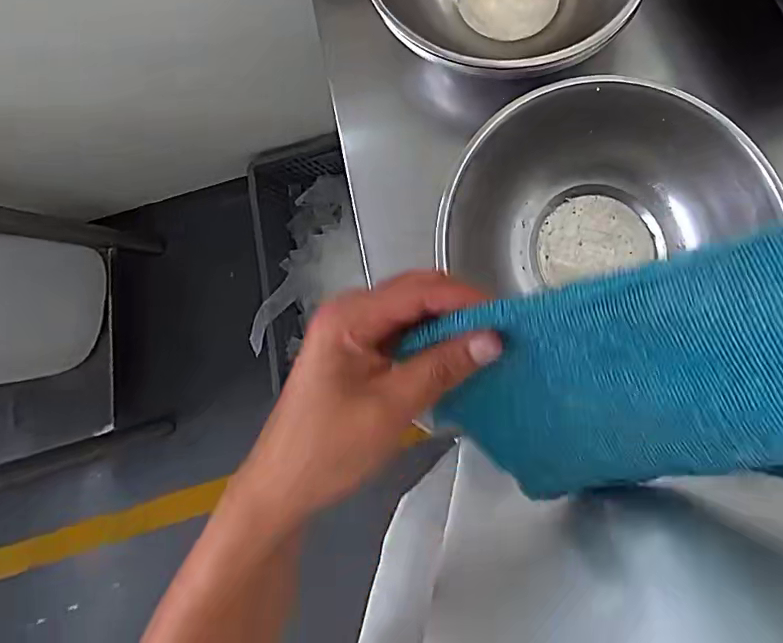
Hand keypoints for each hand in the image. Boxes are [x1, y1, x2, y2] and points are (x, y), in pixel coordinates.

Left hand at [224, 271, 501, 532]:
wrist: (280, 492)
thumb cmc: (326, 452)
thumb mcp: (391, 408)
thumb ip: (443, 367)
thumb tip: (492, 339)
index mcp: (349, 316)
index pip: (419, 291)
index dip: (464, 299)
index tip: (503, 317)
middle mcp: (350, 310)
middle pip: (416, 291)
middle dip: (459, 306)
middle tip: (499, 328)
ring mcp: (353, 327)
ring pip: (414, 308)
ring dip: (449, 321)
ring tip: (485, 339)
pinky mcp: (359, 347)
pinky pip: (405, 329)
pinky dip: (433, 337)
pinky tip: (455, 352)